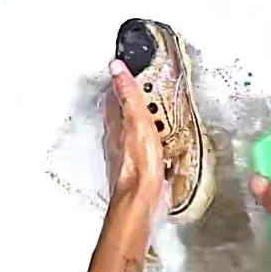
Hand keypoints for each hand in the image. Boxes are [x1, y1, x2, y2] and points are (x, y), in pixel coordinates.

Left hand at [104, 60, 164, 210]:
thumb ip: (129, 95)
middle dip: (130, 100)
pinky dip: (149, 139)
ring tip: (152, 111)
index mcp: (115, 124)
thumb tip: (117, 68)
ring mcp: (125, 154)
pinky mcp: (137, 168)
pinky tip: (157, 143)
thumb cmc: (139, 166)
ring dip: (140, 119)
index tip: (128, 69)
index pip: (113, 95)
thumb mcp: (137, 122)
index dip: (120, 81)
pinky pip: (142, 147)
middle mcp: (116, 139)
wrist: (140, 203)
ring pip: (130, 130)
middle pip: (120, 112)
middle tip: (140, 87)